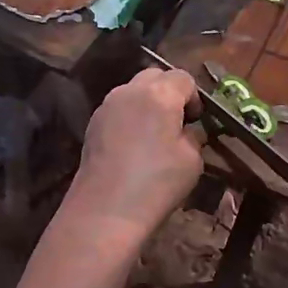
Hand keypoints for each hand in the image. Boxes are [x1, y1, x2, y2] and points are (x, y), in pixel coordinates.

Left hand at [68, 67, 203, 234]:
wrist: (105, 210)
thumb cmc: (156, 183)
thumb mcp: (192, 161)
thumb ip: (194, 137)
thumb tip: (187, 131)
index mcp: (159, 94)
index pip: (183, 78)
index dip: (194, 97)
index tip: (195, 122)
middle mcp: (129, 91)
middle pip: (154, 76)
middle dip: (169, 93)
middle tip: (176, 123)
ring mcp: (106, 107)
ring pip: (132, 91)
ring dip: (147, 104)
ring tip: (153, 136)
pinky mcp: (92, 125)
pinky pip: (118, 110)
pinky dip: (129, 118)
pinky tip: (132, 147)